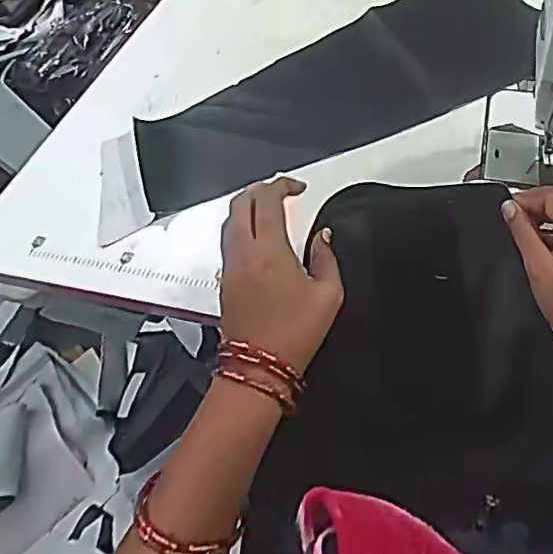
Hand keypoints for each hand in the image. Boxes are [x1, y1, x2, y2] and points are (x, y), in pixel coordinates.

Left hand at [219, 177, 343, 372]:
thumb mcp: (328, 295)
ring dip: (247, 206)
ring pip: (229, 220)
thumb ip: (327, 258)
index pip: (267, 200)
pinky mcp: (224, 281)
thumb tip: (322, 237)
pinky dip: (240, 226)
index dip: (282, 185)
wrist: (258, 368)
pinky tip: (256, 235)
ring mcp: (229, 266)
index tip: (297, 187)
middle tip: (280, 191)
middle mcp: (243, 253)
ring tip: (267, 207)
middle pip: (241, 203)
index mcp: (269, 251)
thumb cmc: (292, 335)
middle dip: (260, 189)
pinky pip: (227, 240)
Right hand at [502, 186, 552, 369]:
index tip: (508, 207)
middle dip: (535, 203)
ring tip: (520, 228)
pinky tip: (535, 242)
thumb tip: (510, 209)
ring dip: (542, 215)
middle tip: (512, 214)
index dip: (528, 197)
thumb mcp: (539, 269)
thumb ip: (523, 234)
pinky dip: (550, 228)